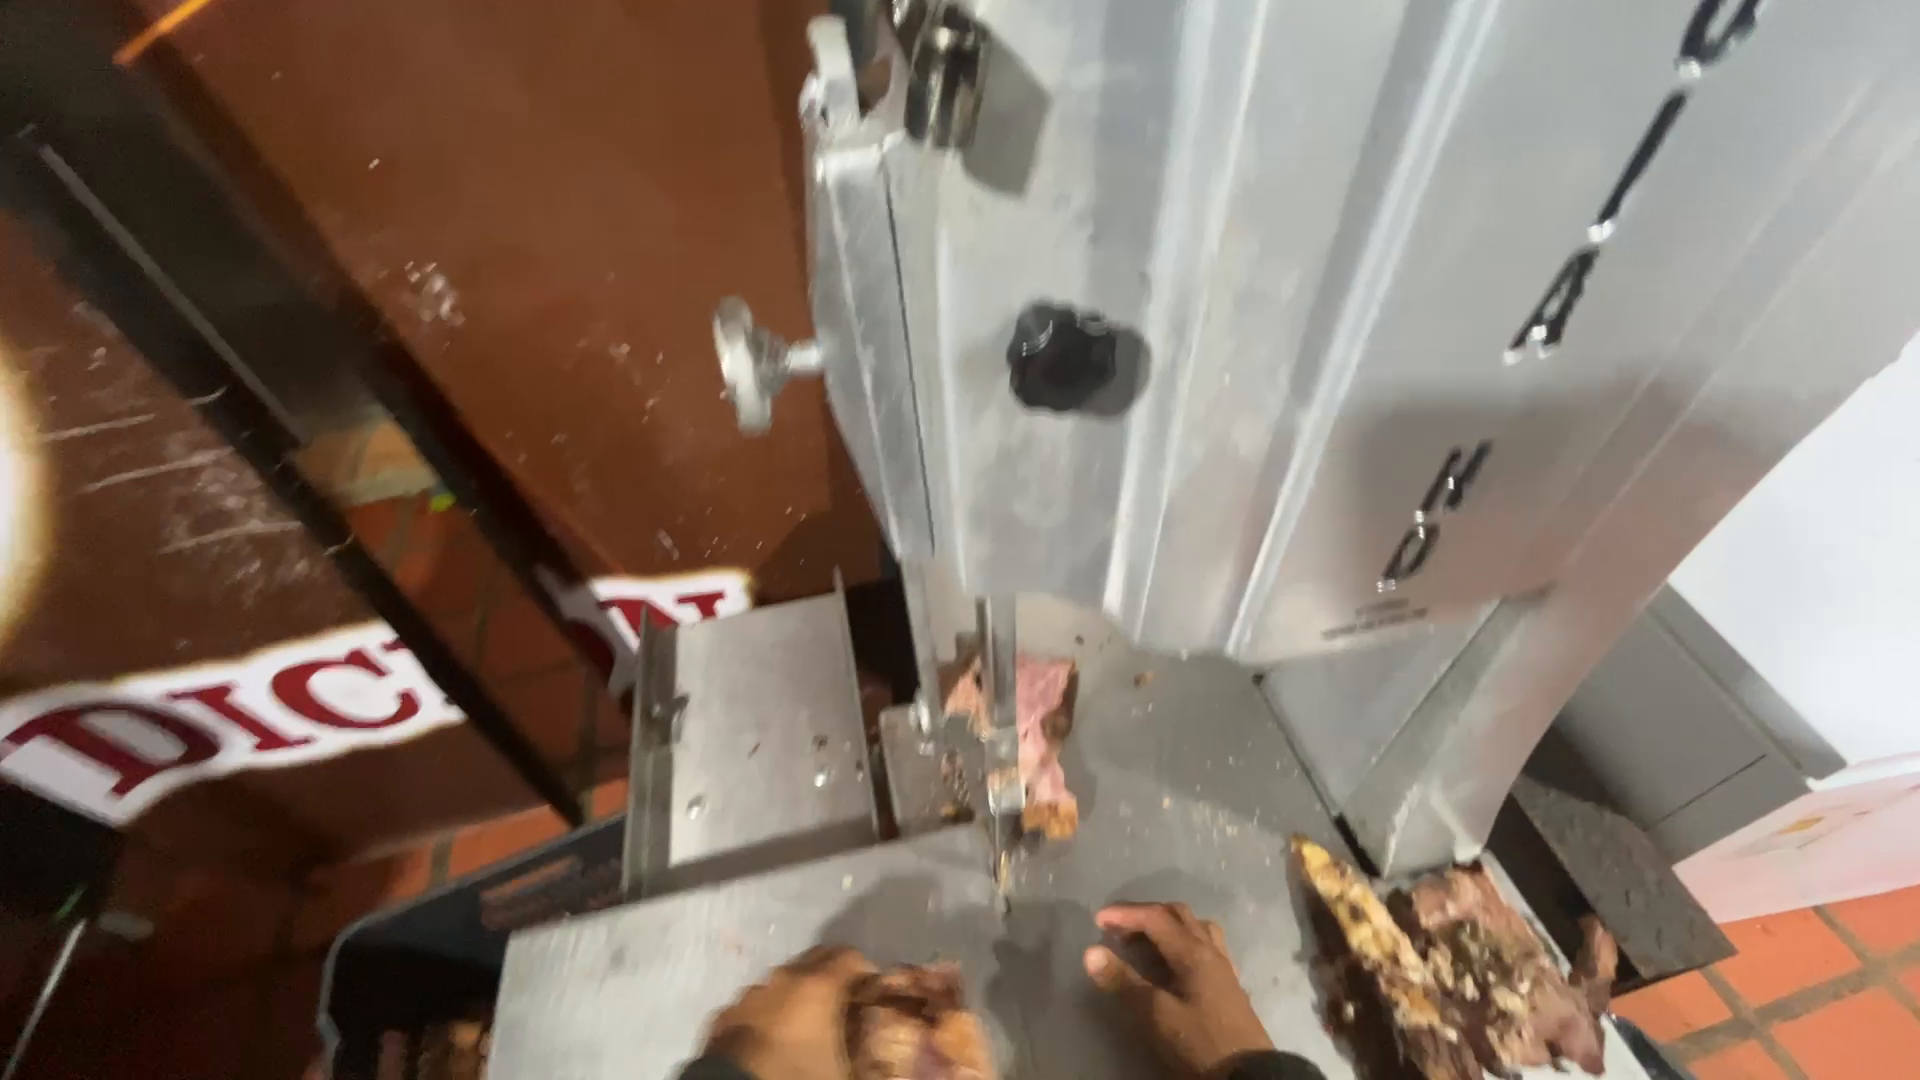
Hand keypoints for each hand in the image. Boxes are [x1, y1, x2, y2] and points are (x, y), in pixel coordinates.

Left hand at [704, 945, 874, 1079]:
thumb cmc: (798, 1077)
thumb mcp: (845, 1072)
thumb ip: (868, 1055)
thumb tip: (881, 1056)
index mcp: (819, 984)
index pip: (852, 956)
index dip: (866, 973)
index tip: (871, 996)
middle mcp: (785, 977)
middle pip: (818, 959)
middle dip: (834, 976)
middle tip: (843, 1007)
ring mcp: (751, 993)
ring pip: (783, 981)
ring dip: (797, 995)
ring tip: (805, 1027)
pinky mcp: (725, 1014)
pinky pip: (755, 1004)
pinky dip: (768, 1014)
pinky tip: (771, 1040)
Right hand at [1083, 903, 1274, 1078]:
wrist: (1251, 1078)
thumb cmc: (1202, 1043)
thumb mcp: (1158, 1016)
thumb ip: (1125, 982)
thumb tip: (1090, 952)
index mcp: (1194, 952)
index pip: (1155, 918)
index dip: (1125, 914)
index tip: (1098, 920)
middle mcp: (1211, 950)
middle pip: (1177, 914)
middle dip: (1145, 914)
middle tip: (1119, 928)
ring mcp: (1223, 967)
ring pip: (1195, 927)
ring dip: (1167, 924)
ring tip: (1146, 941)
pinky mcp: (1229, 985)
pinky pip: (1205, 945)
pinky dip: (1183, 941)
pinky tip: (1174, 963)